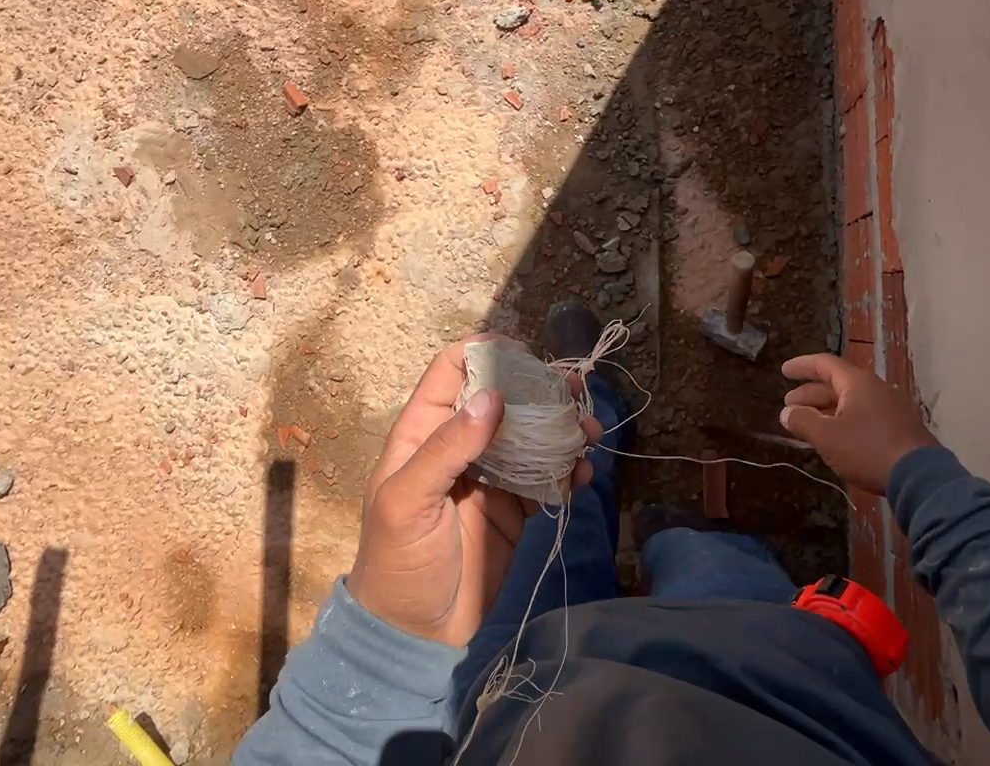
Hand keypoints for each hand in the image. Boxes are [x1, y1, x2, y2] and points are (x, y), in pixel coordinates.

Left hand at [346, 335, 599, 646]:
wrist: (416, 635)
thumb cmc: (399, 562)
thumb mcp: (408, 502)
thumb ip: (447, 448)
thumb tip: (492, 396)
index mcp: (424, 433)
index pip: (451, 371)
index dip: (485, 354)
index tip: (524, 357)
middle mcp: (461, 444)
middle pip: (503, 395)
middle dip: (539, 388)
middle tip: (574, 390)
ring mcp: (492, 474)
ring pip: (531, 432)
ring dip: (563, 426)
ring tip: (590, 431)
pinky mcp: (516, 505)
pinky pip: (547, 474)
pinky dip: (568, 468)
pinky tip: (582, 474)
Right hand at [780, 353, 939, 494]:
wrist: (921, 478)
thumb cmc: (868, 449)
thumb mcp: (827, 437)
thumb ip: (803, 421)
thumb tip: (786, 413)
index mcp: (858, 383)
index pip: (824, 364)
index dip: (802, 366)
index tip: (784, 371)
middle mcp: (876, 389)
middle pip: (837, 384)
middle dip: (811, 394)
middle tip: (789, 405)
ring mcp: (891, 409)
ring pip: (851, 402)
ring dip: (826, 410)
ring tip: (808, 423)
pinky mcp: (900, 429)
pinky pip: (864, 416)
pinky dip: (843, 421)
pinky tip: (836, 438)